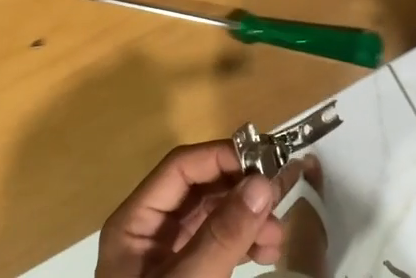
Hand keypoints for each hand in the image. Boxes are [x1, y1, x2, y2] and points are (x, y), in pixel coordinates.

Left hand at [96, 141, 304, 277]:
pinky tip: (264, 252)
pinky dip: (243, 243)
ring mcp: (167, 258)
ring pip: (213, 217)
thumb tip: (263, 182)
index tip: (267, 162)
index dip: (223, 157)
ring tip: (276, 237)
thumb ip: (223, 235)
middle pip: (200, 190)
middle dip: (242, 190)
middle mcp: (150, 231)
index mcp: (135, 223)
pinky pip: (217, 245)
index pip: (181, 167)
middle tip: (280, 200)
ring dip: (248, 218)